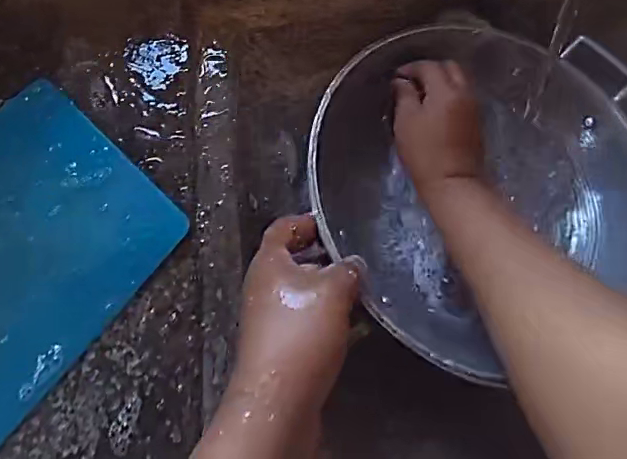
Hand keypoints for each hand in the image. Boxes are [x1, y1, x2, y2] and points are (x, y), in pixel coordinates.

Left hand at [226, 215, 361, 412]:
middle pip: (295, 260)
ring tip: (362, 291)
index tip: (333, 223)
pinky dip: (328, 319)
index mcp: (268, 264)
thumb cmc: (300, 334)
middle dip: (326, 258)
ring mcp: (271, 320)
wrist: (278, 405)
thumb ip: (348, 269)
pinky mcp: (281, 349)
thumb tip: (354, 265)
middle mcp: (264, 288)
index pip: (283, 227)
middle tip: (355, 257)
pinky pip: (307, 321)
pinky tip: (355, 326)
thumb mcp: (334, 289)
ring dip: (331, 291)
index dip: (306, 220)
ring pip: (304, 293)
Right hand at [392, 59, 484, 191]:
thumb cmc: (424, 153)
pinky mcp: (476, 120)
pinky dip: (449, 93)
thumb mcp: (406, 121)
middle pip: (449, 67)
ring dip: (441, 81)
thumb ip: (404, 95)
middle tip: (412, 82)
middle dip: (430, 70)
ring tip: (423, 95)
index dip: (411, 68)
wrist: (454, 183)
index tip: (397, 78)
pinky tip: (435, 107)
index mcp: (446, 90)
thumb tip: (402, 81)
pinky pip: (463, 95)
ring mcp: (473, 106)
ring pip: (458, 80)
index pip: (429, 66)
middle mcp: (464, 92)